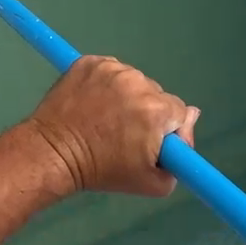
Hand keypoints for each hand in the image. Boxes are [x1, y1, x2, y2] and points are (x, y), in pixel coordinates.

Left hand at [17, 56, 197, 197]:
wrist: (54, 152)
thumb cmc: (104, 170)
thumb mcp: (154, 182)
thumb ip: (183, 157)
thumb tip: (191, 117)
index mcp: (156, 109)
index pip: (179, 112)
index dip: (169, 129)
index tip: (151, 142)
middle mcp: (135, 81)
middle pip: (155, 94)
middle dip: (147, 112)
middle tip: (124, 132)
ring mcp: (108, 68)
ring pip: (132, 81)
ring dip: (126, 95)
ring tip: (106, 117)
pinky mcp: (87, 62)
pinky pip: (109, 70)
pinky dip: (106, 83)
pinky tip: (93, 101)